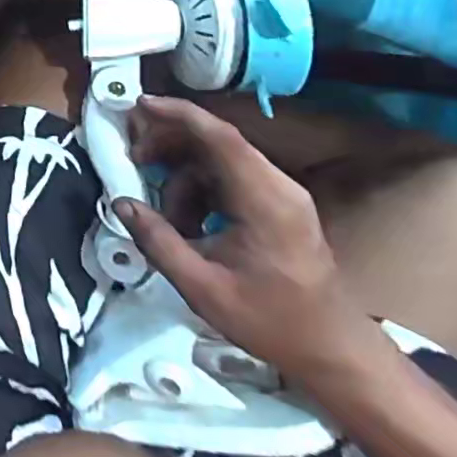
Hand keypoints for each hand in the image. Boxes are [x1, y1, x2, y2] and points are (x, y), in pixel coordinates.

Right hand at [115, 96, 380, 381]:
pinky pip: (226, 180)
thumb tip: (122, 203)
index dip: (179, 114)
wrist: (334, 352)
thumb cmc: (272, 322)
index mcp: (266, 200)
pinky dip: (198, 192)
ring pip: (216, 162)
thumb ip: (158, 241)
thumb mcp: (203, 287)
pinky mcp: (276, 205)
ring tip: (161, 215)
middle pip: (215, 143)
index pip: (221, 138)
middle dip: (169, 145)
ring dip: (181, 177)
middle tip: (134, 160)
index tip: (139, 104)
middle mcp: (277, 187)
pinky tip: (184, 224)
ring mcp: (280, 194)